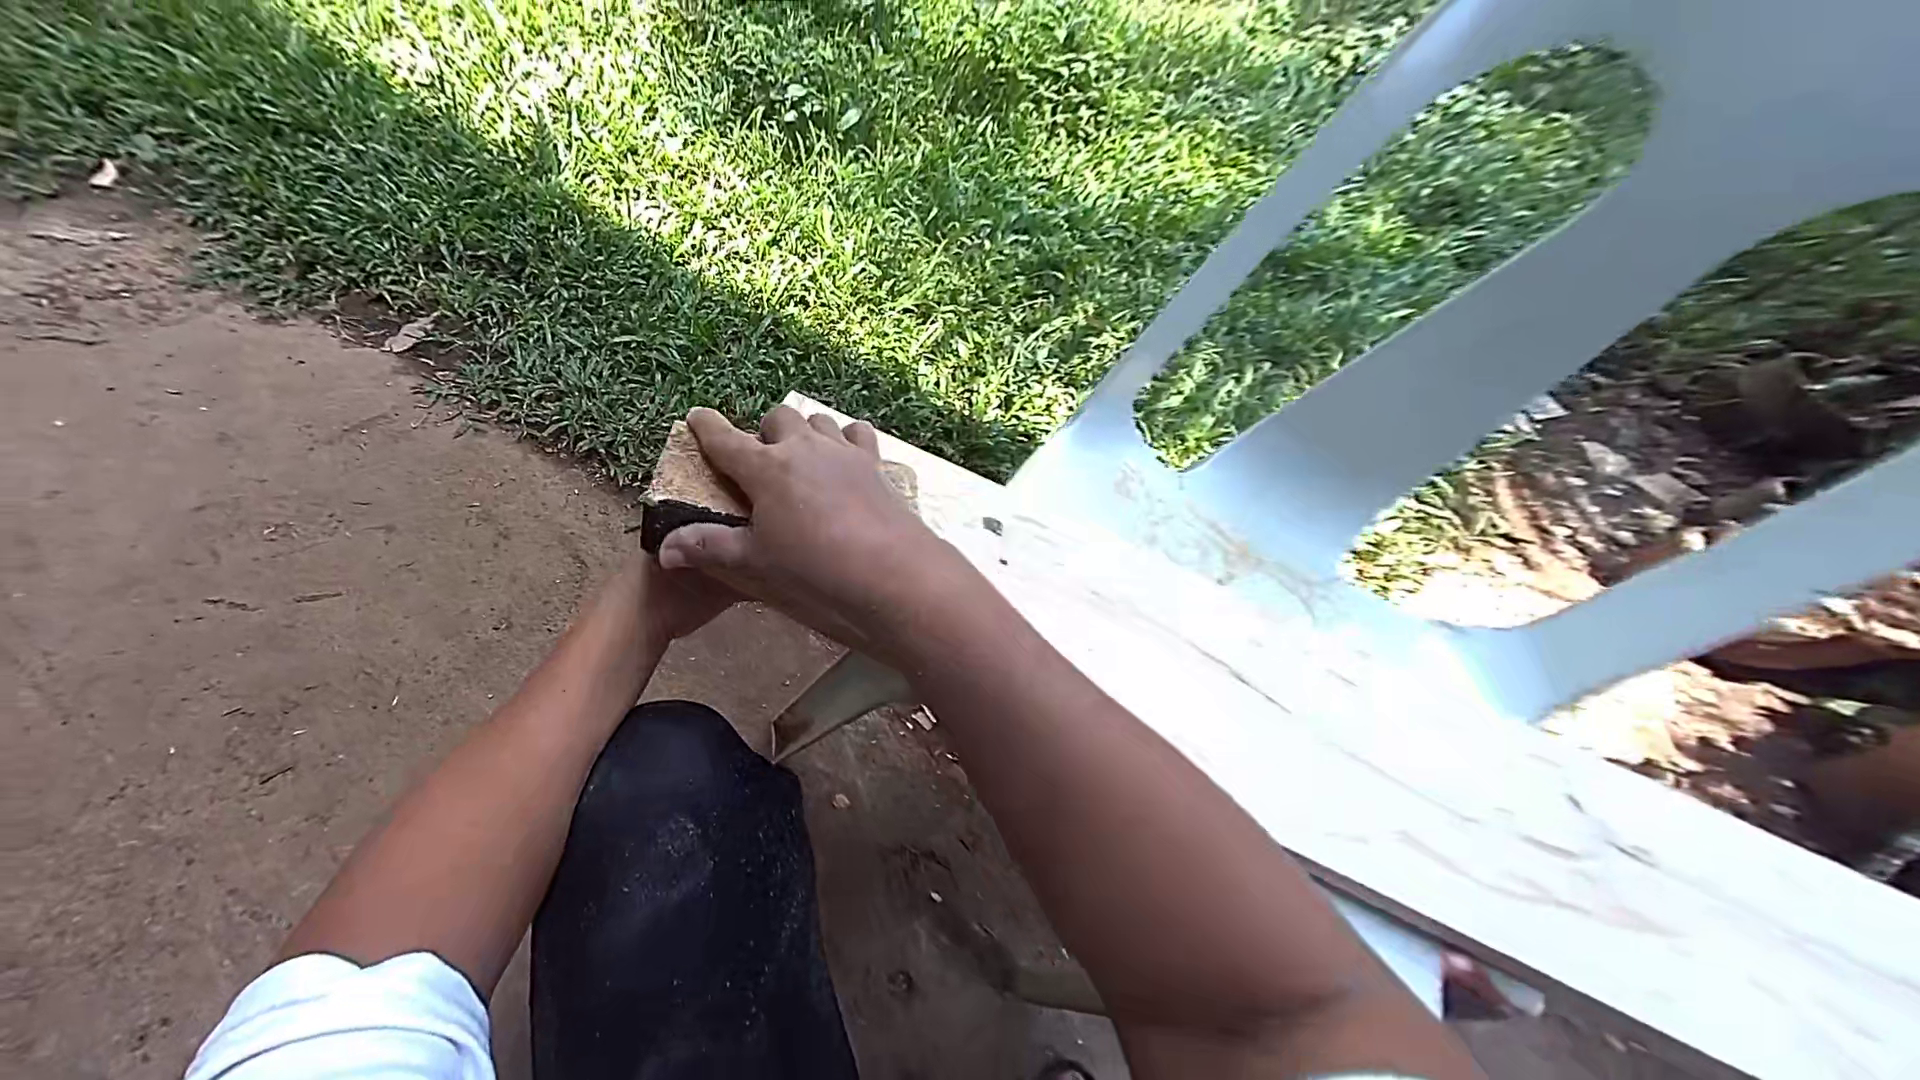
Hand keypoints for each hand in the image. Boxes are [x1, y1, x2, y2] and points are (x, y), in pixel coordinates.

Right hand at [656, 406, 966, 656]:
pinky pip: (858, 434)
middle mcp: (804, 448)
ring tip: (803, 458)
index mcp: (765, 468)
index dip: (706, 426)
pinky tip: (846, 459)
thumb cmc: (815, 568)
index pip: (725, 439)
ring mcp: (844, 451)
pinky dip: (847, 439)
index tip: (697, 417)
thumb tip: (667, 550)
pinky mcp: (876, 464)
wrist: (891, 571)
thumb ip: (711, 547)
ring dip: (805, 432)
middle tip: (764, 462)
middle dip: (765, 432)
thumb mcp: (757, 562)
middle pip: (778, 418)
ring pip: (818, 420)